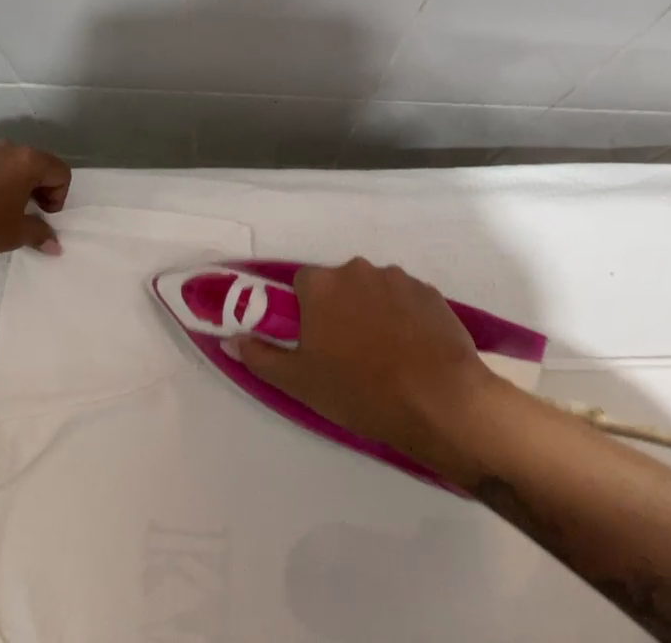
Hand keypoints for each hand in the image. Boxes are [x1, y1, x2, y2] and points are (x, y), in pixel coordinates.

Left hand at [0, 141, 71, 266]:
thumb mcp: (15, 234)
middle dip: (38, 186)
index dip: (58, 196)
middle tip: (28, 212)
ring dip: (14, 181)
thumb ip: (40, 234)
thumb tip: (55, 245)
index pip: (59, 171)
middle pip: (35, 162)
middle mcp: (5, 147)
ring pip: (8, 162)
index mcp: (26, 161)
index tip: (44, 216)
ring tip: (2, 207)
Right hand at [234, 258, 495, 478]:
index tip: (314, 341)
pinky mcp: (432, 294)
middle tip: (348, 353)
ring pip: (375, 291)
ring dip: (373, 313)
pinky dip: (405, 320)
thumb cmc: (359, 390)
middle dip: (340, 310)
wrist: (439, 400)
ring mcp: (399, 279)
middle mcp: (358, 270)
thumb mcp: (298, 381)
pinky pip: (407, 301)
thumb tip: (231, 340)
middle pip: (340, 285)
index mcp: (321, 285)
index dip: (305, 312)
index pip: (302, 285)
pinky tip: (412, 353)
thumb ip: (260, 356)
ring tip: (385, 356)